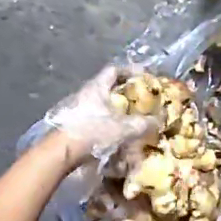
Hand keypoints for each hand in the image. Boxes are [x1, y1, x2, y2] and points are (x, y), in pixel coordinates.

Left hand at [35, 66, 158, 164]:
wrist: (62, 151)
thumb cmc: (92, 132)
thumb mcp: (122, 128)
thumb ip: (142, 124)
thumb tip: (158, 121)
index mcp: (97, 87)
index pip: (115, 70)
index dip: (130, 70)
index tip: (144, 77)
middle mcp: (86, 93)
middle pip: (108, 86)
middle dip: (126, 91)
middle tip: (141, 99)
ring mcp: (78, 108)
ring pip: (102, 102)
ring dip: (117, 107)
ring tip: (131, 116)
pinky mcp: (75, 123)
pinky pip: (96, 116)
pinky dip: (108, 119)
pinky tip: (117, 131)